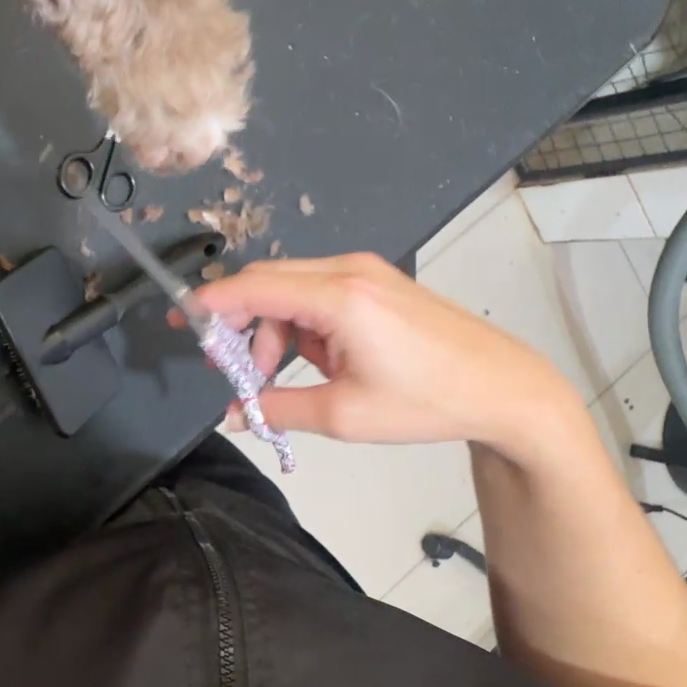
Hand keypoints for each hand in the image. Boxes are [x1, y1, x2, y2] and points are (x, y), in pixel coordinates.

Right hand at [192, 254, 585, 455]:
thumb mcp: (344, 416)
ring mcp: (364, 271)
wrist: (506, 388)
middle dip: (237, 321)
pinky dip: (297, 322)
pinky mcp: (375, 281)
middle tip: (226, 364)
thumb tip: (234, 416)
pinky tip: (315, 358)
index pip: (252, 288)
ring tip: (277, 375)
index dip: (210, 303)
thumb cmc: (427, 401)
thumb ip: (277, 409)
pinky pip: (314, 291)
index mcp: (338, 298)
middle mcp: (347, 270)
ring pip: (288, 287)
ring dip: (270, 327)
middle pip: (265, 280)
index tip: (180, 321)